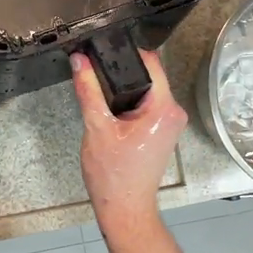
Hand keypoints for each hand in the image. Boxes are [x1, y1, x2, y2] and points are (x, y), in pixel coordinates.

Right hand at [71, 49, 187, 220]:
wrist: (124, 208)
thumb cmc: (113, 173)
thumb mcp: (96, 127)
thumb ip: (88, 90)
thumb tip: (79, 60)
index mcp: (164, 108)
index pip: (151, 63)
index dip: (127, 50)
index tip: (103, 45)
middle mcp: (173, 112)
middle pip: (147, 75)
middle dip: (120, 70)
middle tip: (93, 65)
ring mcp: (168, 123)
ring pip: (144, 90)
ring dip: (121, 88)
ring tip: (95, 85)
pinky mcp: (160, 131)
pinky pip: (144, 104)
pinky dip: (125, 102)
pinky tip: (106, 107)